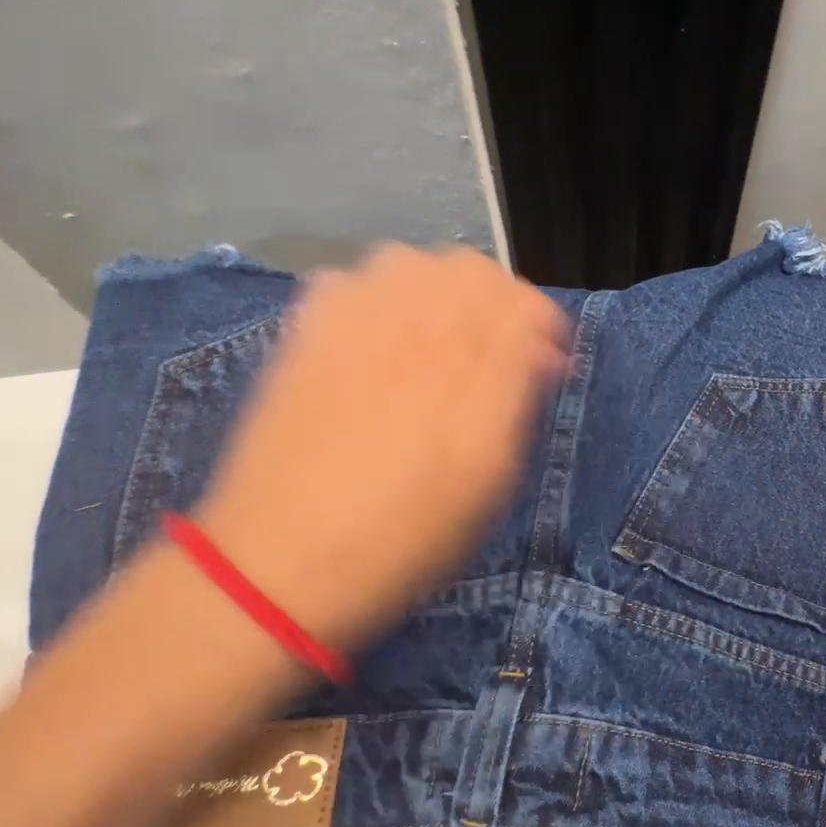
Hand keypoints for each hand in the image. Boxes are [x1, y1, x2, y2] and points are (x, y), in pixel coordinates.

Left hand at [191, 243, 566, 648]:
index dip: (543, 325)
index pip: (524, 303)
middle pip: (470, 269)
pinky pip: (345, 279)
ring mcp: (350, 327)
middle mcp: (414, 331)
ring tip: (438, 333)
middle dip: (497, 298)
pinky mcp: (302, 336)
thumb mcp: (490, 479)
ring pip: (409, 260)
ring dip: (437, 287)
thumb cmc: (406, 536)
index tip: (546, 362)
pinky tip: (375, 336)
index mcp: (470, 370)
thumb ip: (515, 400)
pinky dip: (372, 294)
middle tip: (497, 345)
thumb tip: (536, 355)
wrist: (280, 566)